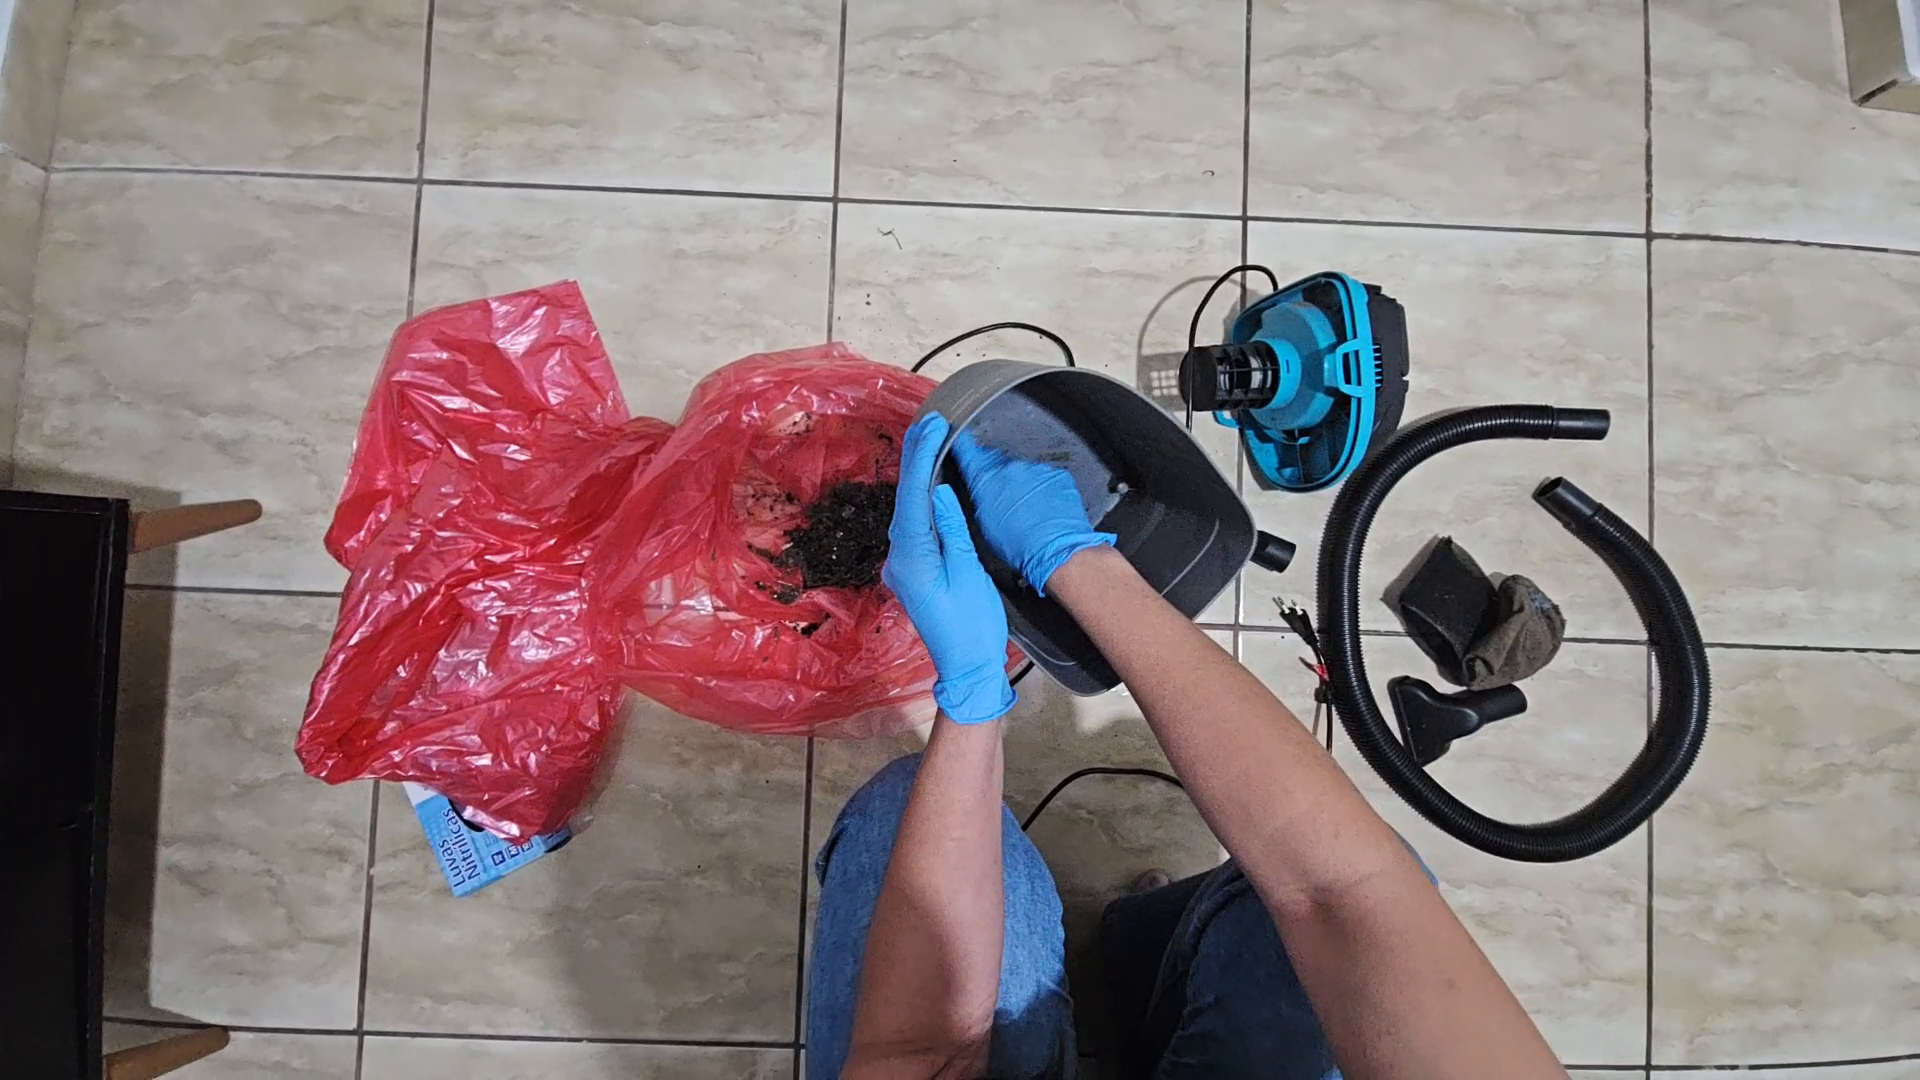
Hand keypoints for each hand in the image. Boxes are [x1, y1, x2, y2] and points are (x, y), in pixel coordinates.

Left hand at [884, 413, 1014, 723]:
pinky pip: (914, 527)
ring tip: (929, 440)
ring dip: (917, 476)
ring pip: (908, 511)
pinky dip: (921, 500)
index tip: (931, 426)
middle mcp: (899, 559)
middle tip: (929, 422)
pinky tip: (930, 483)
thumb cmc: (973, 626)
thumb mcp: (969, 574)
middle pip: (905, 500)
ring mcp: (903, 567)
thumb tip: (940, 492)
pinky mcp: (913, 572)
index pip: (914, 497)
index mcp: (912, 558)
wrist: (967, 667)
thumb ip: (953, 532)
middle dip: (916, 459)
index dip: (921, 458)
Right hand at [949, 434, 1115, 595]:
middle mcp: (1010, 468)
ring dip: (1023, 485)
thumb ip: (980, 497)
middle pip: (999, 464)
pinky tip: (1044, 509)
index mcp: (986, 479)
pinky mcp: (1057, 475)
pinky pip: (1046, 478)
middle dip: (999, 477)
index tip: (961, 441)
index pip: (968, 450)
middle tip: (1004, 501)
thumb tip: (979, 487)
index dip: (964, 446)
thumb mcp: (985, 524)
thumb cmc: (1020, 545)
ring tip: (1028, 511)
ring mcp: (1036, 469)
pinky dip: (1044, 490)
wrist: (1057, 549)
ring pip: (1024, 472)